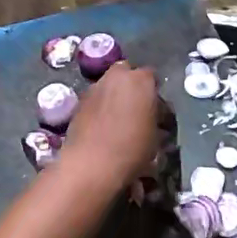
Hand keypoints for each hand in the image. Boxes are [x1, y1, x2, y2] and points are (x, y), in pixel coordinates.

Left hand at [58, 61, 162, 190]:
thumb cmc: (132, 150)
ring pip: (108, 84)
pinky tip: (101, 125)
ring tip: (117, 118)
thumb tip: (152, 119)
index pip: (152, 76)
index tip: (156, 109)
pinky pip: (95, 97)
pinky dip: (100, 106)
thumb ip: (155, 119)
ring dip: (114, 95)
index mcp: (141, 80)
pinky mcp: (80, 100)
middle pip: (126, 73)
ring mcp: (95, 86)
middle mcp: (117, 76)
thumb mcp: (156, 138)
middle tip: (136, 108)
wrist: (90, 164)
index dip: (154, 92)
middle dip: (131, 86)